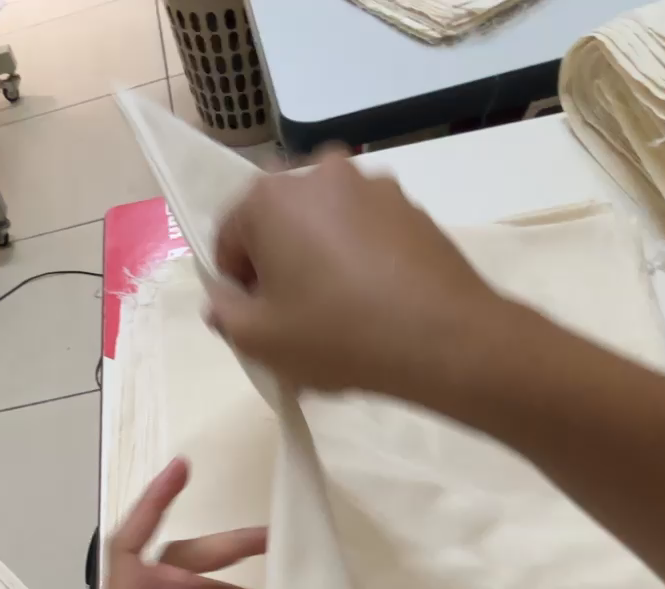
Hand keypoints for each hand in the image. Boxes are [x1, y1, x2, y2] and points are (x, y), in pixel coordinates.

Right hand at [205, 147, 514, 400]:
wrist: (441, 339)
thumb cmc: (335, 335)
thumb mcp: (258, 339)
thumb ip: (224, 313)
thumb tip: (223, 300)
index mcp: (271, 197)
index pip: (228, 238)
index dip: (234, 285)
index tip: (254, 320)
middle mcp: (319, 173)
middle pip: (278, 225)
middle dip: (277, 268)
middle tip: (292, 319)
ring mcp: (372, 185)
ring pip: (323, 228)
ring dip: (317, 263)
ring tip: (335, 314)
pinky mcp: (410, 206)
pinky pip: (363, 233)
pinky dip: (356, 261)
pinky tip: (370, 304)